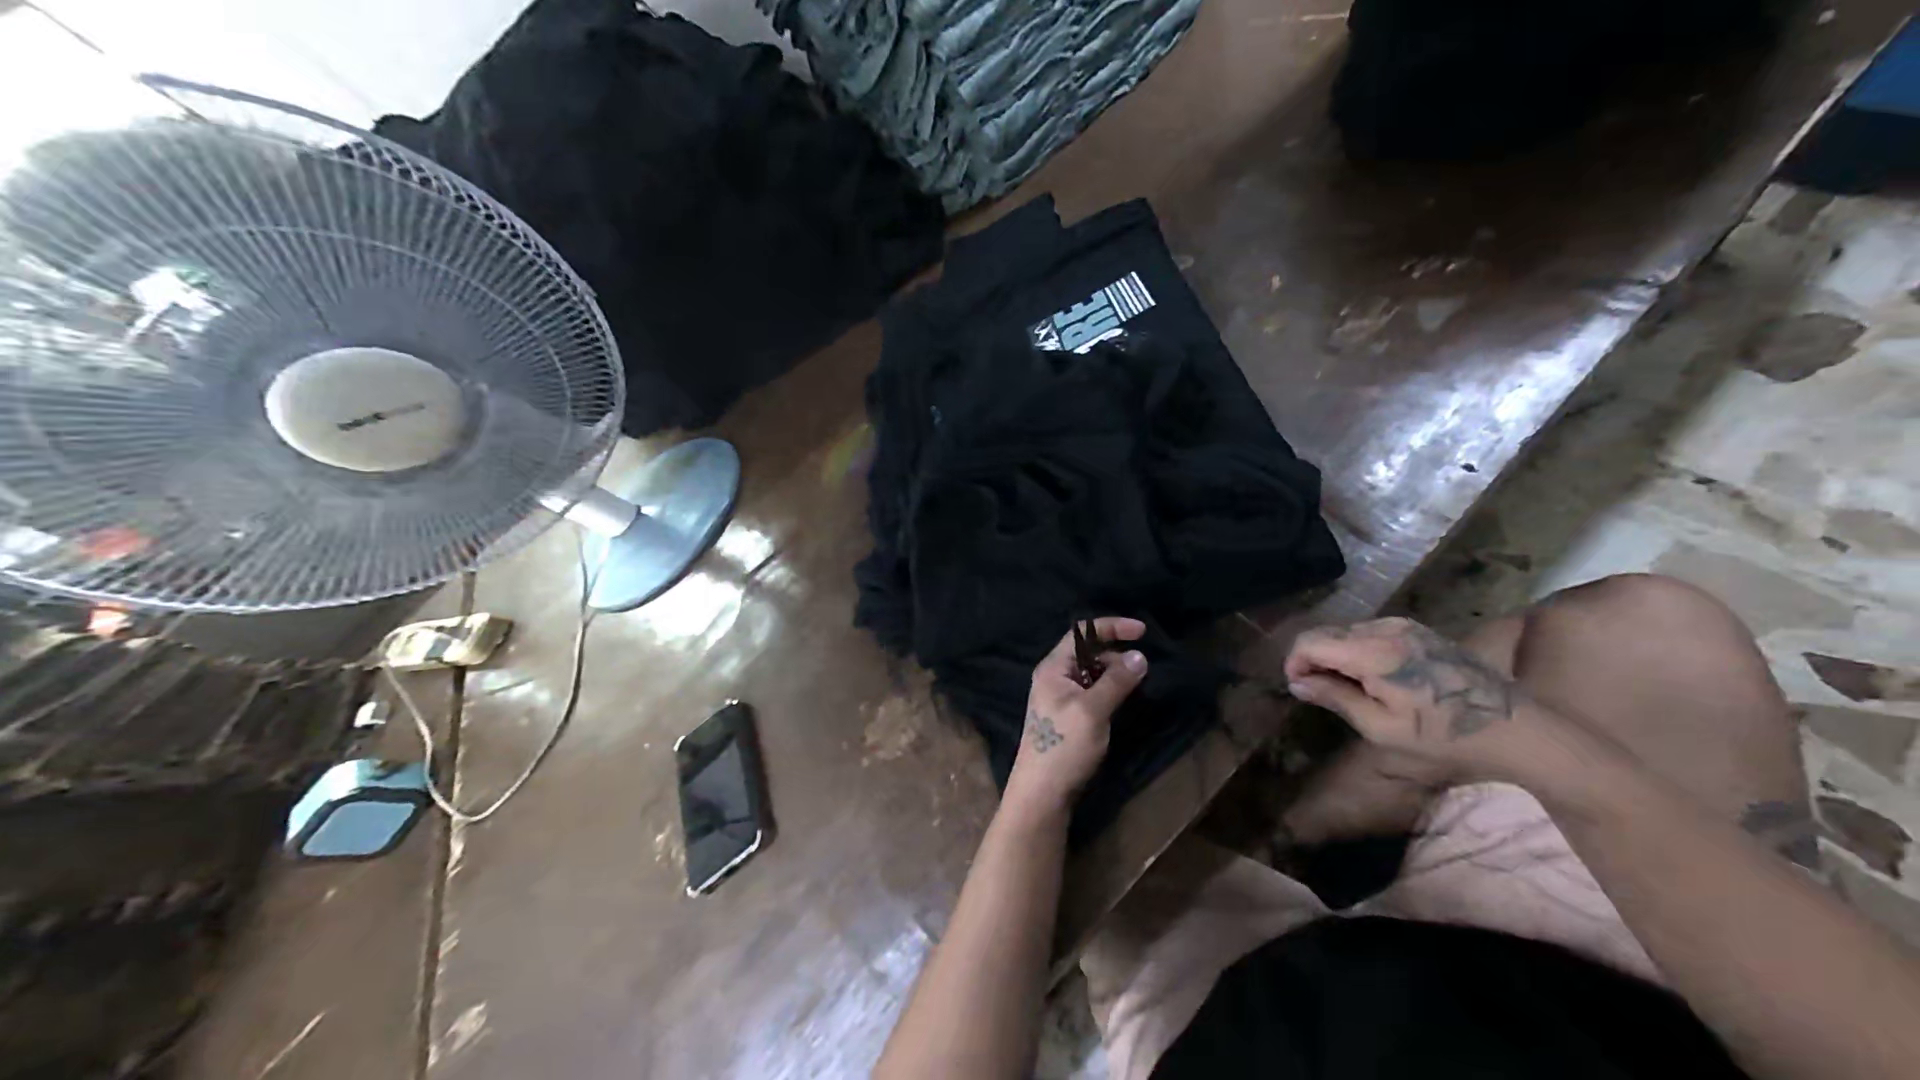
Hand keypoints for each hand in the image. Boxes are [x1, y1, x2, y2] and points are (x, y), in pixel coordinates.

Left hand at [1003, 617, 1148, 818]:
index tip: (1142, 631)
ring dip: (1115, 674)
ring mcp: (1061, 698)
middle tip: (1143, 669)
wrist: (1042, 792)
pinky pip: (1093, 692)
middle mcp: (1055, 677)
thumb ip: (1116, 681)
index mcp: (1053, 668)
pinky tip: (1125, 701)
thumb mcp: (1092, 710)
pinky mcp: (1069, 717)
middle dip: (1117, 654)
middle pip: (1088, 652)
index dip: (1112, 627)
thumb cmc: (1063, 746)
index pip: (1082, 633)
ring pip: (1093, 674)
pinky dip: (1110, 691)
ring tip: (1137, 685)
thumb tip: (1139, 656)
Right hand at [1283, 616, 1532, 779]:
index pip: (1310, 641)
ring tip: (1345, 687)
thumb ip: (1335, 698)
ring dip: (1335, 654)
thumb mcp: (1381, 729)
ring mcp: (1405, 626)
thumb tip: (1297, 682)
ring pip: (1347, 631)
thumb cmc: (1445, 737)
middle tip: (1319, 691)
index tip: (1298, 688)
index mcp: (1373, 652)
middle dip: (1313, 658)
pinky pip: (1371, 632)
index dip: (1294, 662)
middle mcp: (1386, 629)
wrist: (1518, 730)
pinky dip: (1357, 650)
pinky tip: (1372, 678)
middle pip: (1326, 632)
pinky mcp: (1419, 631)